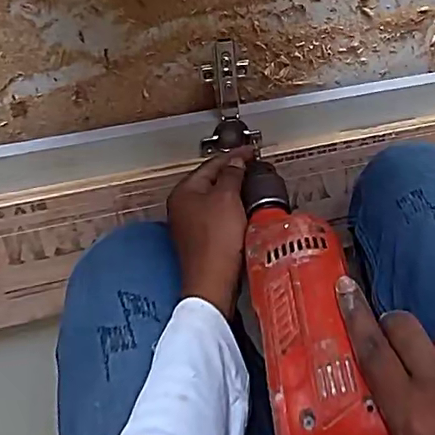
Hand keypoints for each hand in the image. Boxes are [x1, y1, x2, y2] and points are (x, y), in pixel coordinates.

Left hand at [167, 149, 248, 314]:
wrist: (213, 283)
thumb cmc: (216, 241)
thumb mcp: (227, 198)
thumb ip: (232, 174)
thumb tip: (236, 162)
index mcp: (183, 191)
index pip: (211, 164)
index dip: (233, 156)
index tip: (250, 152)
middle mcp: (181, 206)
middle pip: (210, 181)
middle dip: (232, 173)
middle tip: (252, 166)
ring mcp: (189, 224)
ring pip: (214, 199)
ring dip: (232, 192)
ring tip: (251, 186)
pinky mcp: (200, 240)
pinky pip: (216, 216)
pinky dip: (230, 209)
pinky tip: (243, 210)